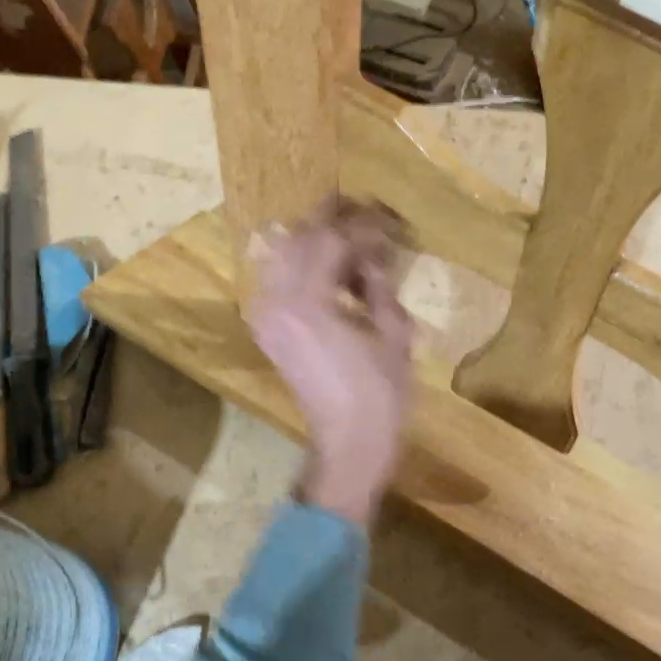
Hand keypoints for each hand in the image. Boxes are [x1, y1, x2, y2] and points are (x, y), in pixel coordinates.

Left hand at [247, 198, 413, 525]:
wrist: (350, 444)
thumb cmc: (381, 394)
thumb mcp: (393, 333)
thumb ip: (379, 283)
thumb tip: (373, 254)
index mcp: (308, 300)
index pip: (332, 238)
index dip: (364, 224)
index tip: (391, 220)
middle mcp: (276, 300)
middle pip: (299, 237)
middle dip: (335, 221)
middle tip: (369, 216)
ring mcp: (267, 315)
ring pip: (283, 254)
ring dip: (317, 240)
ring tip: (353, 242)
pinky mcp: (270, 330)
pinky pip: (279, 279)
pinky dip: (305, 266)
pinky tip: (335, 273)